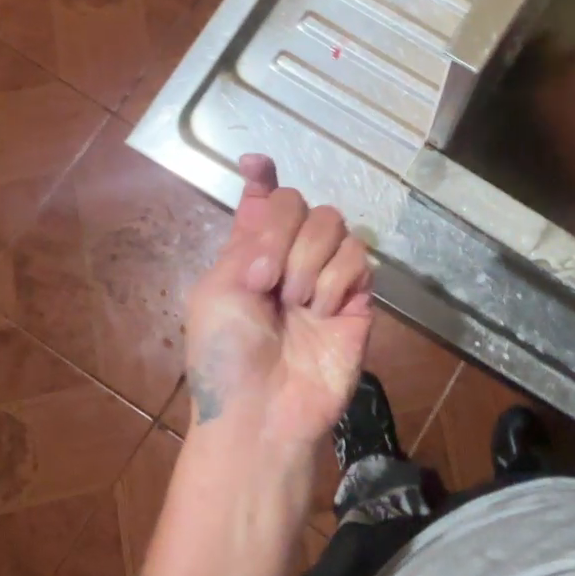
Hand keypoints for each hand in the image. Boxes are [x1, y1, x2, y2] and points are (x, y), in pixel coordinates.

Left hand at [182, 154, 374, 448]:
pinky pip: (356, 258)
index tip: (256, 162)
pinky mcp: (356, 297)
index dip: (261, 176)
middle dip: (282, 233)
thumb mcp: (218, 291)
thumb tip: (260, 179)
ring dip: (307, 260)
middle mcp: (289, 256)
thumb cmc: (225, 357)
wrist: (263, 413)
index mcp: (248, 253)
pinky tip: (320, 311)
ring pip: (333, 224)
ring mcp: (324, 275)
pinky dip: (334, 280)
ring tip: (294, 304)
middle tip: (264, 279)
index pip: (261, 200)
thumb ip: (248, 236)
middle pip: (300, 202)